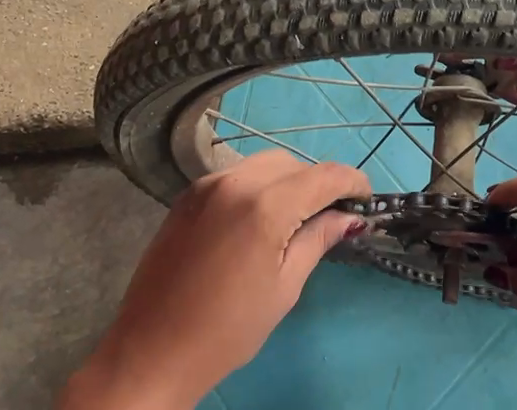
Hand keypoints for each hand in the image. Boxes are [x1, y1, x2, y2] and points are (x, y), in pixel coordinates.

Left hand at [59, 151, 370, 409]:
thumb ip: (317, 240)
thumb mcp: (284, 288)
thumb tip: (350, 217)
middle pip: (292, 163)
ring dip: (286, 182)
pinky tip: (255, 220)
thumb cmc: (226, 330)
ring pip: (262, 164)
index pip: (324, 175)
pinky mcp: (187, 195)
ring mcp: (206, 185)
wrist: (150, 352)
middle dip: (316, 183)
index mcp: (265, 206)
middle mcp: (235, 181)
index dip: (352, 182)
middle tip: (328, 216)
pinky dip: (256, 187)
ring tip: (291, 219)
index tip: (366, 199)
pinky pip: (234, 176)